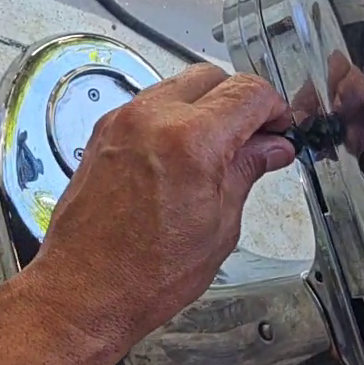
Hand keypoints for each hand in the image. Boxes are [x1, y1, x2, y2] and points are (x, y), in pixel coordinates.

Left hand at [21, 64, 296, 352]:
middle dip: (240, 100)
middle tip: (254, 136)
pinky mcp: (104, 131)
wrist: (84, 288)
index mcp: (190, 140)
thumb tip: (269, 148)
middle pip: (212, 76)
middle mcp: (151, 118)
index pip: (247, 92)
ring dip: (205, 106)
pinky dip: (173, 116)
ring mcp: (122, 121)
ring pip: (178, 84)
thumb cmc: (143, 273)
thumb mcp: (220, 225)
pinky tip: (183, 152)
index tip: (279, 126)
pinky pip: (149, 104)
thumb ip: (246, 171)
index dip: (274, 108)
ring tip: (218, 149)